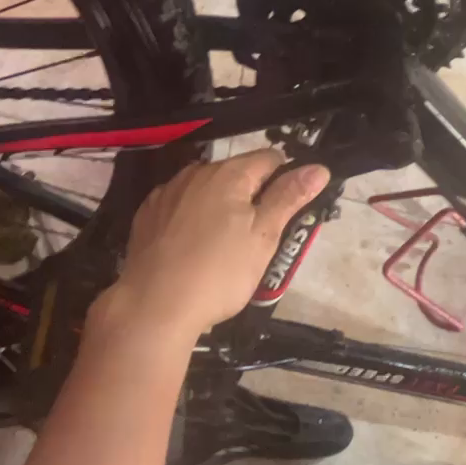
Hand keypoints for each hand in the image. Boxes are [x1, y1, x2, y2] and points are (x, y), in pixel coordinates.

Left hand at [100, 150, 331, 339]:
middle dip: (251, 196)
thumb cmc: (218, 273)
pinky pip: (179, 205)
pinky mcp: (147, 213)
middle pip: (236, 173)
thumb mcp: (264, 238)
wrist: (153, 305)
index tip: (285, 212)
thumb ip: (289, 197)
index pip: (269, 158)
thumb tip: (318, 167)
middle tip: (257, 238)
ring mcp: (168, 191)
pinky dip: (190, 217)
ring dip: (220, 205)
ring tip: (222, 246)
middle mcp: (196, 172)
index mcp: (229, 174)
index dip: (284, 180)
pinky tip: (190, 246)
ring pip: (206, 188)